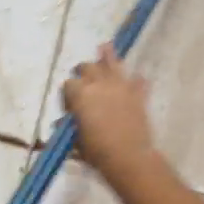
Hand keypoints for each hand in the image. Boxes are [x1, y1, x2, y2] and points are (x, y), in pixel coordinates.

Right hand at [63, 44, 155, 182]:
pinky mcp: (138, 94)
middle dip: (83, 70)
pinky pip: (138, 81)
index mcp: (80, 94)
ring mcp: (121, 86)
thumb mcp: (76, 139)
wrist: (128, 157)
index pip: (69, 84)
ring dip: (108, 56)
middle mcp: (99, 84)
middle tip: (81, 75)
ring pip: (113, 65)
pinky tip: (136, 78)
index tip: (69, 105)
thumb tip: (64, 122)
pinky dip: (135, 80)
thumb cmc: (96, 151)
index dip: (67, 93)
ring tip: (105, 46)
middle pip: (88, 67)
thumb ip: (71, 125)